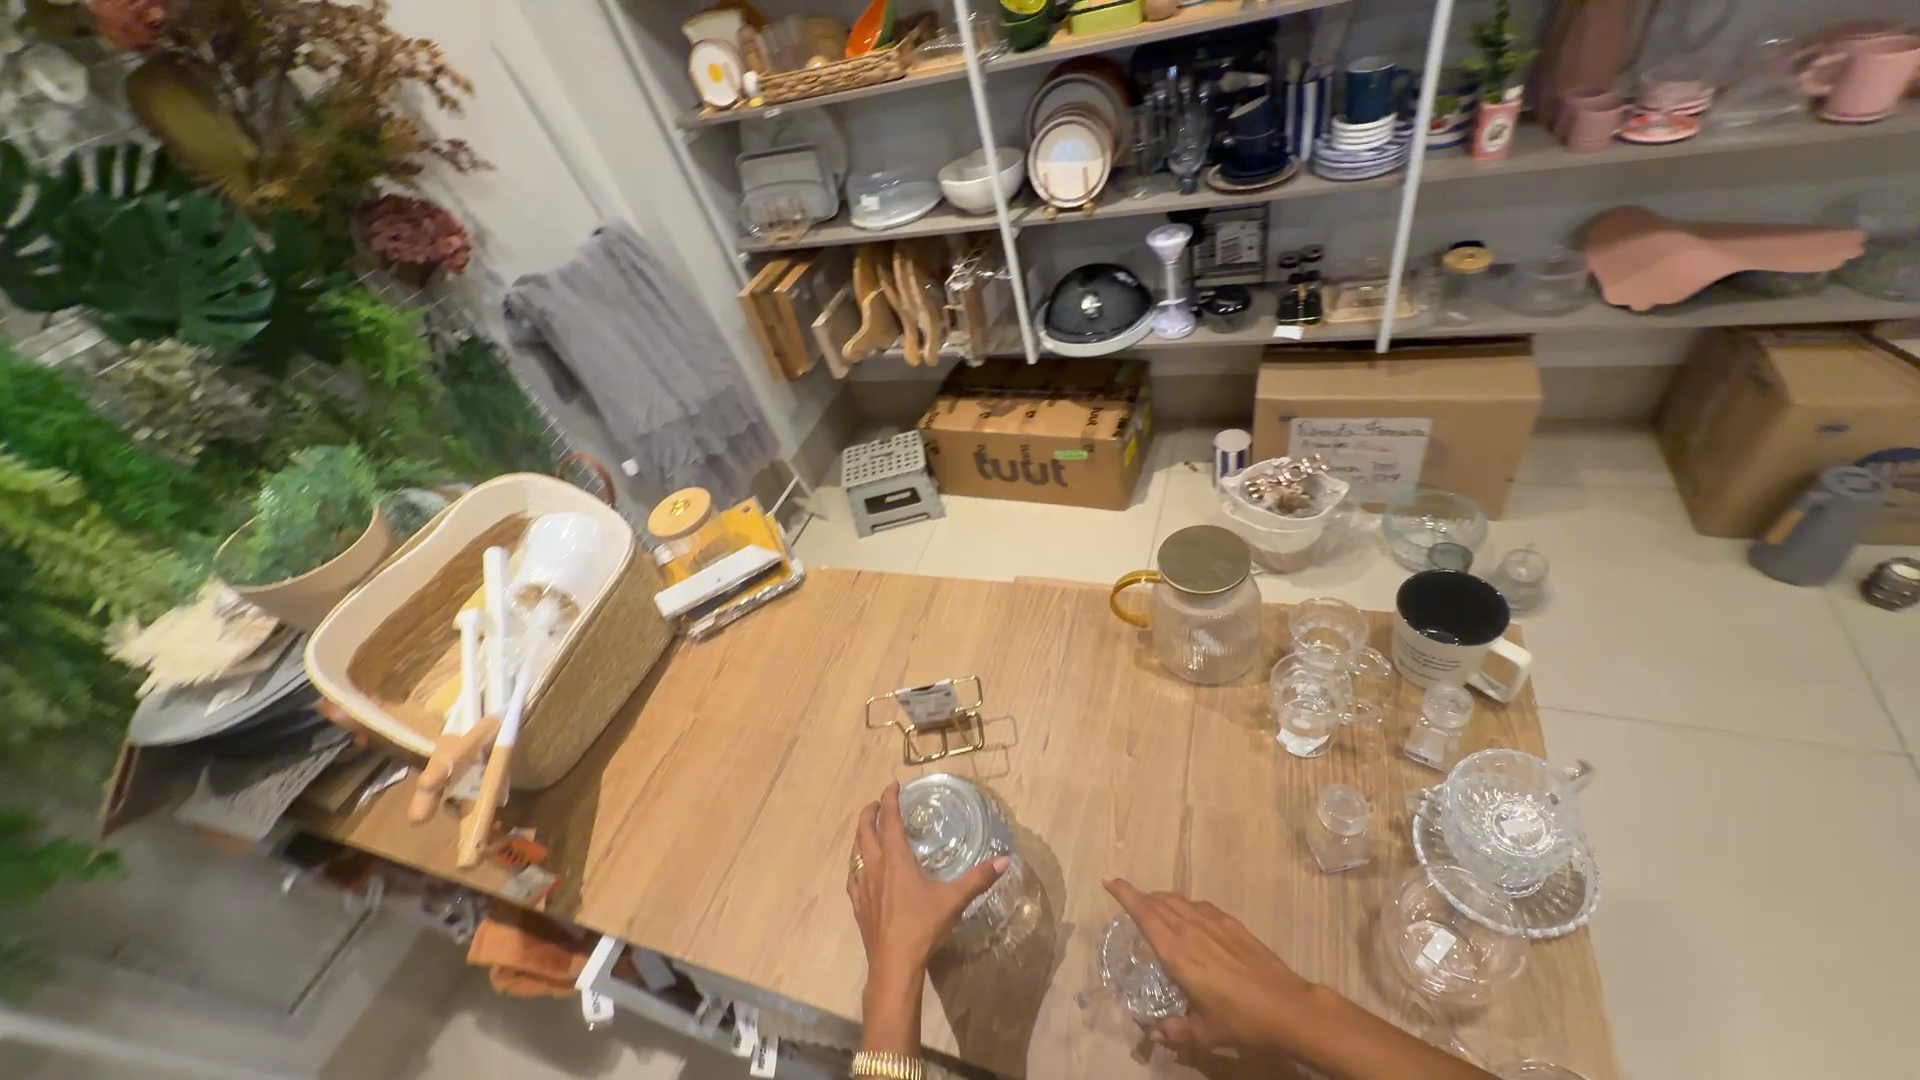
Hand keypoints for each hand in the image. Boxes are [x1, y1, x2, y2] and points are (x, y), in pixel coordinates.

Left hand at [848, 782, 1008, 981]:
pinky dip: (855, 863)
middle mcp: (875, 866)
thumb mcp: (954, 900)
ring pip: (855, 850)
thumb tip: (1004, 861)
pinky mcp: (857, 904)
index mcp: (896, 859)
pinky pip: (852, 875)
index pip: (889, 819)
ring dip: (860, 834)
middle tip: (878, 803)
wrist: (894, 965)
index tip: (893, 784)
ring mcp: (862, 886)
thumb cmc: (922, 927)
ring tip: (868, 829)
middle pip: (864, 830)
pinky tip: (859, 868)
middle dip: (870, 812)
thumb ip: (978, 879)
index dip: (890, 799)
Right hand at [1104, 878, 1315, 1055]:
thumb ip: (1177, 1031)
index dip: (1124, 894)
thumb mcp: (1205, 1033)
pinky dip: (1185, 905)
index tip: (1108, 879)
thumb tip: (1156, 1034)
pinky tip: (1190, 917)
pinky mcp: (1232, 924)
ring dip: (1160, 899)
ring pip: (1178, 901)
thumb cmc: (1241, 1021)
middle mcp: (1190, 930)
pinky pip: (1199, 906)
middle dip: (1139, 896)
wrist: (1288, 1007)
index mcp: (1177, 953)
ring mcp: (1213, 923)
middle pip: (1158, 902)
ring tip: (1154, 907)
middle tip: (1126, 897)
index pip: (1144, 914)